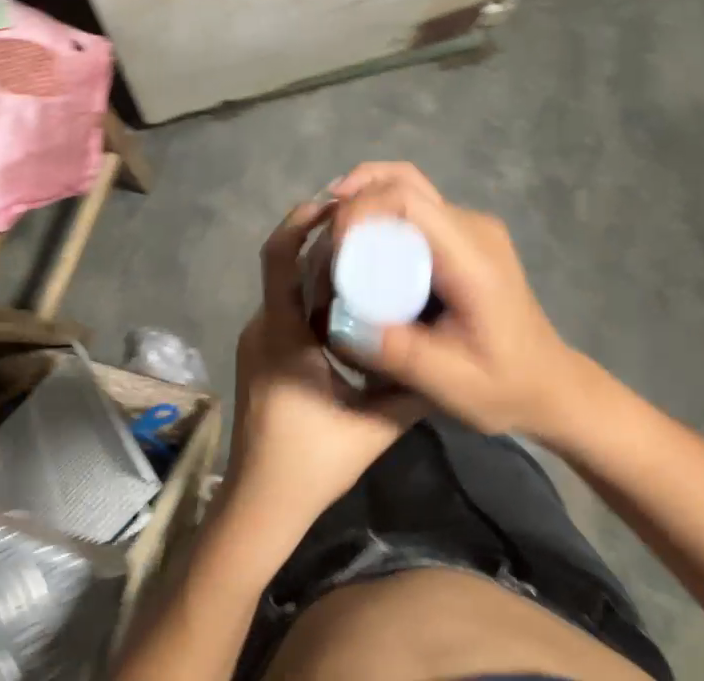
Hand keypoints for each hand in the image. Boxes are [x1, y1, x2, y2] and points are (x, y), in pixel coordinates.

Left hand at [224, 197, 427, 535]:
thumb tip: (444, 349)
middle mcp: (263, 327)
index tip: (335, 201)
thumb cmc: (311, 463)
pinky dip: (314, 299)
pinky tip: (353, 305)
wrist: (262, 501)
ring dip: (319, 271)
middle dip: (322, 243)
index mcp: (281, 333)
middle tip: (370, 225)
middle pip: (286, 268)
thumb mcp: (374, 427)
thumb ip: (409, 387)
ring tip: (370, 257)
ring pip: (287, 290)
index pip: (278, 258)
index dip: (301, 223)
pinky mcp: (262, 355)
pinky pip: (287, 313)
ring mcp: (259, 341)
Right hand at [330, 162, 585, 439]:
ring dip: (359, 203)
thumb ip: (398, 352)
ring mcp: (467, 227)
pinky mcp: (459, 235)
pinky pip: (408, 206)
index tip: (331, 251)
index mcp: (472, 258)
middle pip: (400, 182)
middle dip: (351, 202)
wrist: (551, 388)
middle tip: (318, 240)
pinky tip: (351, 246)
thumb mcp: (450, 383)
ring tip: (328, 238)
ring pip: (402, 186)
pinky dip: (373, 214)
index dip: (359, 213)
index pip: (406, 201)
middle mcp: (471, 228)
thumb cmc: (504, 387)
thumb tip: (339, 321)